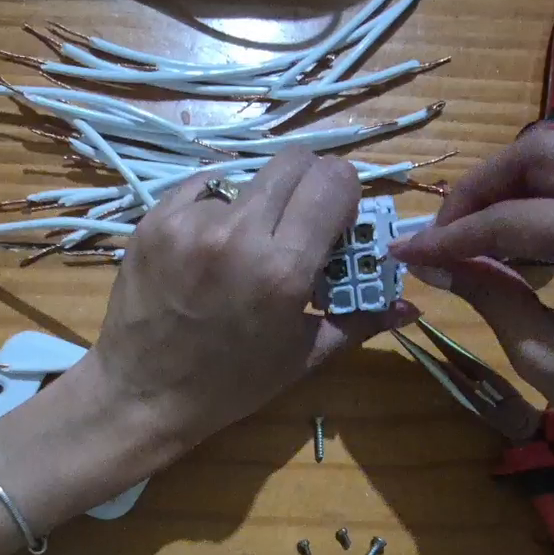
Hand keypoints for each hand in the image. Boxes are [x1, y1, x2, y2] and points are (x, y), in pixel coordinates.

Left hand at [82, 148, 414, 448]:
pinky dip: (214, 207)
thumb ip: (359, 320)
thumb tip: (411, 305)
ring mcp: (189, 221)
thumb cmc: (230, 384)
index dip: (342, 197)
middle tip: (295, 225)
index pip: (335, 179)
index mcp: (283, 269)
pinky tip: (206, 247)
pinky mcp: (153, 219)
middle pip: (295, 162)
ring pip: (247, 176)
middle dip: (306, 188)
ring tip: (241, 248)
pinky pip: (202, 188)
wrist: (142, 393)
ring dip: (257, 203)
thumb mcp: (302, 357)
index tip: (333, 224)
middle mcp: (238, 233)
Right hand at [390, 131, 553, 494]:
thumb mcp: (543, 354)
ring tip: (473, 242)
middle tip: (442, 234)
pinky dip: (545, 202)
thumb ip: (486, 293)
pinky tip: (520, 245)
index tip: (404, 252)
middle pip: (544, 152)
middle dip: (480, 188)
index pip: (515, 217)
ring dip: (511, 191)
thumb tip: (426, 261)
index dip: (450, 235)